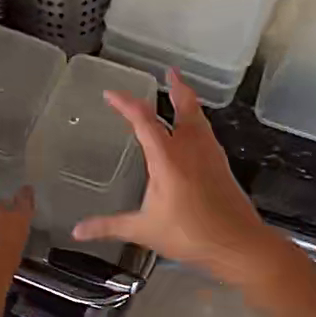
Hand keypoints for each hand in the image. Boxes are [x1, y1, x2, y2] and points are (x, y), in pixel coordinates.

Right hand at [73, 69, 288, 282]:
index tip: (111, 94)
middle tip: (169, 72)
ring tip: (181, 93)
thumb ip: (109, 227)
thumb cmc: (191, 235)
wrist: (237, 244)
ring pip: (199, 118)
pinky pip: (207, 134)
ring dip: (189, 102)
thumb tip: (78, 231)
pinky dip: (198, 123)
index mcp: (168, 157)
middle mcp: (191, 148)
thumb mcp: (143, 230)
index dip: (125, 103)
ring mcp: (210, 155)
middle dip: (175, 87)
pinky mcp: (222, 166)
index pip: (143, 119)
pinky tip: (196, 134)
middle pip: (184, 106)